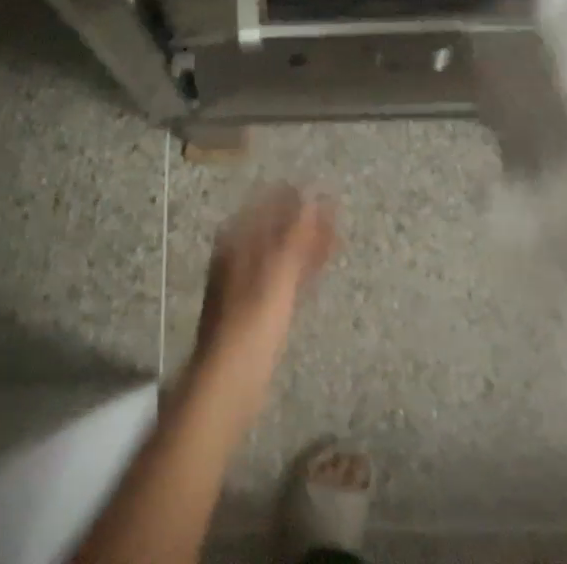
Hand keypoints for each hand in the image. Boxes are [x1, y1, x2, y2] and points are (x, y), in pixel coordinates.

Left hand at [188, 183, 337, 416]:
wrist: (230, 378)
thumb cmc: (251, 322)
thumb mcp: (276, 273)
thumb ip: (296, 235)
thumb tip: (314, 198)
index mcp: (235, 243)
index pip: (265, 205)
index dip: (292, 195)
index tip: (320, 188)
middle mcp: (237, 258)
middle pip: (274, 229)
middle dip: (303, 220)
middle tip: (335, 211)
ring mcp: (246, 284)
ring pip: (281, 254)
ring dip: (306, 244)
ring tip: (336, 237)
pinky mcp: (257, 310)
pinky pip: (284, 279)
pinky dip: (301, 270)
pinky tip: (319, 270)